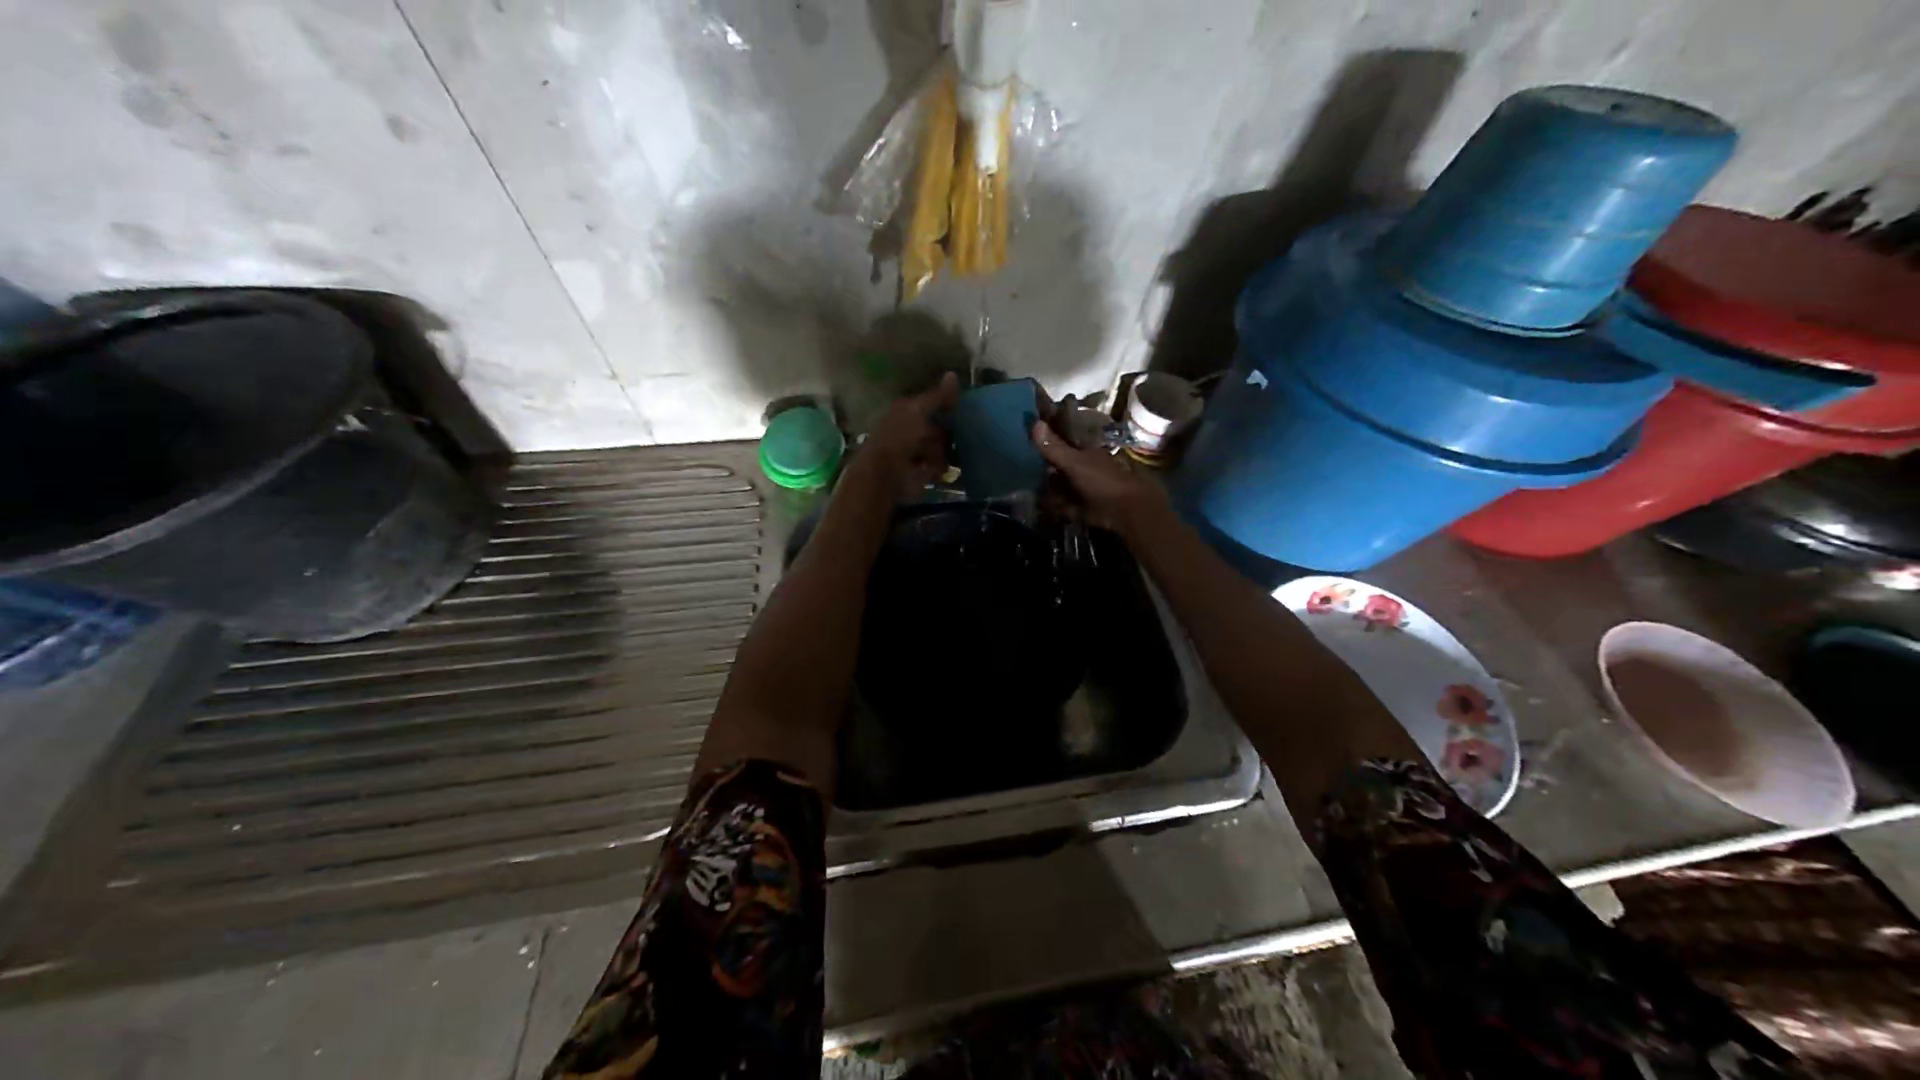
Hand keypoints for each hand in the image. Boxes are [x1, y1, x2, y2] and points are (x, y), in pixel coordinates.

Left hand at [852, 372, 960, 497]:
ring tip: (926, 459)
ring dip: (937, 453)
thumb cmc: (897, 438)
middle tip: (933, 439)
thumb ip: (937, 396)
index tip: (956, 411)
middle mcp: (912, 429)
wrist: (885, 474)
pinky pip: (941, 466)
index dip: (946, 408)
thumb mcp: (917, 411)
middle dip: (941, 435)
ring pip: (943, 448)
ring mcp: (918, 451)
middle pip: (941, 428)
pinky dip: (936, 468)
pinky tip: (928, 470)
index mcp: (907, 411)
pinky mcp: (923, 472)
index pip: (934, 405)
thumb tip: (953, 373)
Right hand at [1031, 419, 1169, 534]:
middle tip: (1021, 462)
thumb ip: (1055, 447)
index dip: (1047, 438)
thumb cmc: (1102, 481)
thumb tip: (1034, 423)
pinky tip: (1036, 503)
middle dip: (1043, 464)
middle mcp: (1083, 467)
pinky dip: (1051, 504)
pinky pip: (1061, 504)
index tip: (1027, 436)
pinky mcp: (1079, 507)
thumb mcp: (1075, 462)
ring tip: (1025, 483)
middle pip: (1059, 463)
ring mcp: (1081, 488)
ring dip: (1046, 484)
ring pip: (1059, 483)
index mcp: (1085, 452)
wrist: (1124, 510)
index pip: (1063, 439)